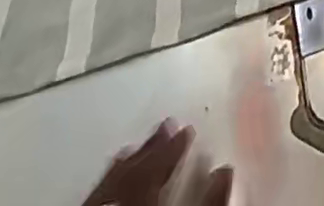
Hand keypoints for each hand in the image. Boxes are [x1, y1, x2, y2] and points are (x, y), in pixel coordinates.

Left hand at [82, 120, 232, 205]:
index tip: (188, 130)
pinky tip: (115, 175)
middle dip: (153, 145)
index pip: (162, 160)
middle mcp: (119, 193)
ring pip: (115, 175)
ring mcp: (99, 204)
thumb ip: (209, 201)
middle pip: (137, 165)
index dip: (177, 145)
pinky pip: (101, 190)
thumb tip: (224, 172)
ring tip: (139, 147)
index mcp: (143, 189)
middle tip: (167, 125)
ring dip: (132, 160)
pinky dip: (111, 177)